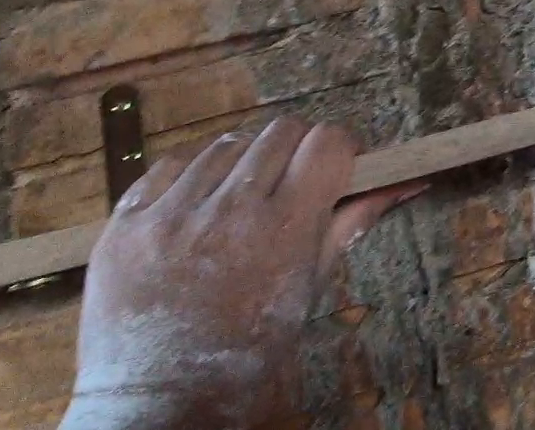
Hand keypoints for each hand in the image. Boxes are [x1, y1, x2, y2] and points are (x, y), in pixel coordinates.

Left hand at [60, 117, 420, 429]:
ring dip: (247, 160)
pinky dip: (195, 174)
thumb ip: (355, 220)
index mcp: (284, 228)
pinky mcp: (124, 224)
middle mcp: (228, 212)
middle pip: (282, 131)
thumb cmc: (254, 349)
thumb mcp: (314, 284)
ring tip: (242, 196)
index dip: (341, 148)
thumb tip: (410, 179)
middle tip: (292, 182)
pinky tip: (200, 203)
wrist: (158, 405)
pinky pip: (173, 164)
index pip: (327, 141)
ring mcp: (170, 216)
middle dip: (298, 149)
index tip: (337, 167)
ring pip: (229, 142)